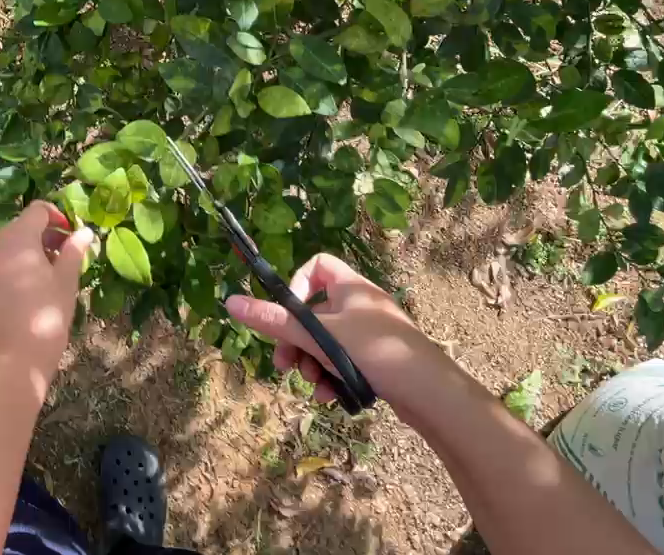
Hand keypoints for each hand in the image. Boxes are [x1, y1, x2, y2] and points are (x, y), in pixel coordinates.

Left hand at [0, 201, 93, 391]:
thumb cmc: (47, 316)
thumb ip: (74, 251)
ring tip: (50, 275)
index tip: (73, 236)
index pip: (37, 210)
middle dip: (44, 235)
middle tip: (66, 255)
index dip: (58, 217)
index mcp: (18, 239)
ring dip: (29, 253)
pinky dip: (14, 271)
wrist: (14, 361)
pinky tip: (29, 294)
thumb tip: (84, 232)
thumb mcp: (66, 281)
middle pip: (20, 227)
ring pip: (8, 249)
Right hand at [224, 253, 434, 404]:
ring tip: (311, 384)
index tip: (289, 312)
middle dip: (297, 339)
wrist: (434, 396)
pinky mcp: (381, 362)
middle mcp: (362, 305)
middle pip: (317, 311)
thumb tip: (230, 302)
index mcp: (351, 287)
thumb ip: (274, 320)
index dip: (297, 285)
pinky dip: (333, 376)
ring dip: (312, 362)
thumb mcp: (317, 335)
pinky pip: (346, 362)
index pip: (317, 266)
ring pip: (329, 342)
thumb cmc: (375, 352)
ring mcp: (374, 334)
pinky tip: (330, 397)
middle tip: (286, 363)